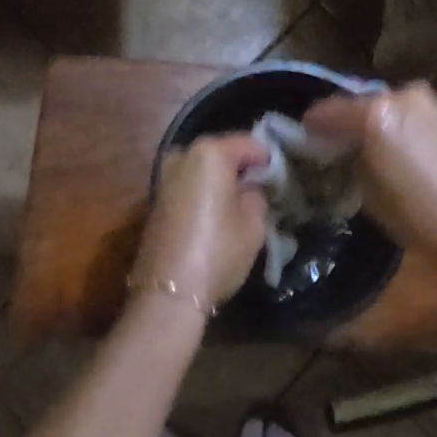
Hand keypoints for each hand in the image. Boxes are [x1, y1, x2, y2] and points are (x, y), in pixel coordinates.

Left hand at [131, 135, 271, 310]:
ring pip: (203, 169)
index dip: (267, 159)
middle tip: (261, 188)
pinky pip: (189, 185)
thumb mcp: (254, 223)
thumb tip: (250, 188)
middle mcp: (183, 156)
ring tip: (241, 202)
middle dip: (241, 167)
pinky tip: (217, 214)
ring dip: (221, 180)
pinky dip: (204, 193)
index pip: (249, 144)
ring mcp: (165, 177)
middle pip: (222, 152)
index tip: (279, 177)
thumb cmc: (218, 251)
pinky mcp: (156, 200)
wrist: (168, 293)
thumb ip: (256, 195)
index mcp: (210, 153)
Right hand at [303, 84, 436, 266]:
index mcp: (376, 114)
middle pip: (356, 102)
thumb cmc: (423, 219)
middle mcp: (401, 94)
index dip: (310, 126)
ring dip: (367, 120)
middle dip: (340, 121)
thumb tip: (341, 152)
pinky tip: (389, 148)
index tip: (301, 140)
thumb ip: (349, 162)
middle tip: (328, 145)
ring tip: (358, 148)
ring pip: (382, 103)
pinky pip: (405, 110)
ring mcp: (427, 100)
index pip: (328, 111)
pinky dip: (391, 123)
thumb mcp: (370, 195)